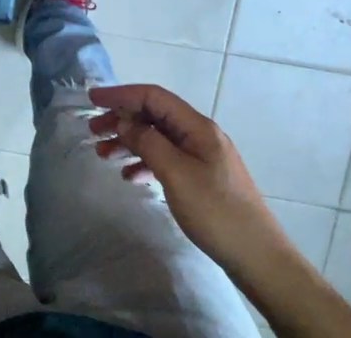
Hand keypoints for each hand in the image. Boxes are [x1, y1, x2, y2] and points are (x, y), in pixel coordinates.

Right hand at [87, 84, 289, 271]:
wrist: (258, 257)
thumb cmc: (216, 212)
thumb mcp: (177, 174)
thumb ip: (148, 142)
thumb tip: (124, 120)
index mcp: (197, 127)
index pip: (153, 96)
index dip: (121, 94)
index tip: (92, 98)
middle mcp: (200, 135)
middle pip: (154, 115)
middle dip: (121, 119)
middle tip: (93, 131)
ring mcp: (202, 157)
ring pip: (157, 138)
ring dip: (129, 141)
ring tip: (103, 155)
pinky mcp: (201, 178)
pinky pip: (166, 159)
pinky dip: (144, 162)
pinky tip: (129, 176)